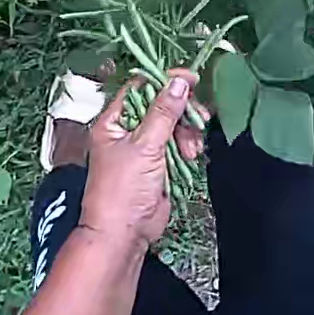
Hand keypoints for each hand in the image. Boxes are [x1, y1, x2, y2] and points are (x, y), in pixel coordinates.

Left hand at [80, 69, 203, 250]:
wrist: (124, 235)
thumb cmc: (122, 190)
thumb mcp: (144, 146)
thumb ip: (164, 113)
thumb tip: (178, 84)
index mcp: (114, 120)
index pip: (141, 87)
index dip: (165, 81)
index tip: (191, 80)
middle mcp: (127, 130)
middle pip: (161, 105)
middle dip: (182, 111)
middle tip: (199, 117)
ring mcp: (143, 147)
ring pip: (173, 124)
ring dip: (187, 132)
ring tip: (191, 149)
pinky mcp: (158, 163)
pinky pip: (178, 144)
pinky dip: (188, 147)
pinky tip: (191, 156)